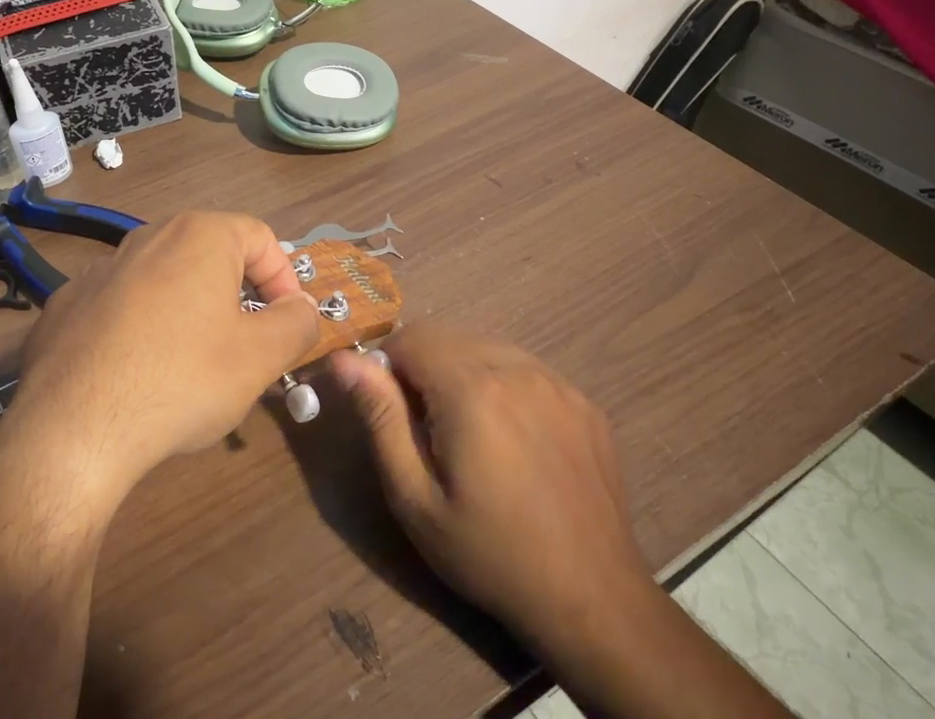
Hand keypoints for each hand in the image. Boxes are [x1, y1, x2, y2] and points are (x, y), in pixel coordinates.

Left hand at [3, 211, 319, 504]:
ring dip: (187, 315)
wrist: (74, 426)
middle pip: (209, 257)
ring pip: (161, 284)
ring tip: (191, 368)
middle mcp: (144, 238)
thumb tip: (301, 308)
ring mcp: (97, 272)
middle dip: (236, 298)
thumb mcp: (260, 357)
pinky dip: (138, 332)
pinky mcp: (64, 307)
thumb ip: (296, 323)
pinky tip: (135, 376)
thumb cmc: (182, 380)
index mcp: (197, 236)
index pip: (260, 238)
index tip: (287, 327)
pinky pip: (118, 310)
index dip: (284, 281)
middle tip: (245, 349)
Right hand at [330, 324, 648, 649]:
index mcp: (473, 390)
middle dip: (424, 369)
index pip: (412, 336)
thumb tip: (344, 359)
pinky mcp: (586, 405)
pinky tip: (512, 442)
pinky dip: (504, 387)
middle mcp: (520, 371)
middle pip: (450, 337)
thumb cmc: (488, 553)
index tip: (390, 412)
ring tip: (468, 435)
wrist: (591, 597)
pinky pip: (528, 372)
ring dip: (464, 373)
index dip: (388, 366)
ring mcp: (560, 385)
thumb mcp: (414, 497)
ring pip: (490, 349)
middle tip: (425, 432)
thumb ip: (380, 418)